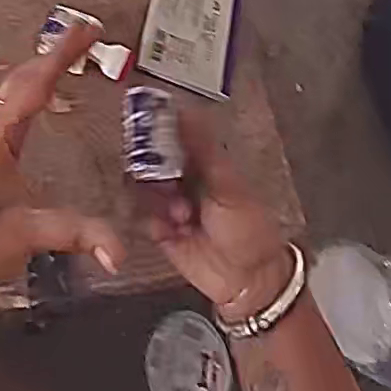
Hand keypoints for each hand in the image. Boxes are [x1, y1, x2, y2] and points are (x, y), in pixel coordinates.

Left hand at [0, 22, 125, 296]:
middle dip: (58, 51)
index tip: (87, 30)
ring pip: (18, 88)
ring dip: (45, 65)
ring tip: (70, 52)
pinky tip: (44, 94)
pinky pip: (17, 105)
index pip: (37, 84)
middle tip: (87, 32)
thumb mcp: (25, 235)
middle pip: (27, 77)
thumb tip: (119, 250)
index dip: (64, 54)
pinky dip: (36, 86)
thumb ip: (74, 235)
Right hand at [136, 110, 293, 324]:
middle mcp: (183, 178)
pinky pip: (143, 218)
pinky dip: (154, 222)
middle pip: (151, 160)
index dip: (157, 129)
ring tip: (182, 215)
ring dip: (159, 200)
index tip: (144, 125)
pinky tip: (174, 230)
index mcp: (202, 159)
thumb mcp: (227, 183)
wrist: (248, 280)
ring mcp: (170, 203)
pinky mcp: (161, 230)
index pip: (172, 134)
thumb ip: (203, 148)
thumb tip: (185, 110)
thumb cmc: (248, 226)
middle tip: (168, 182)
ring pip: (144, 189)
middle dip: (154, 170)